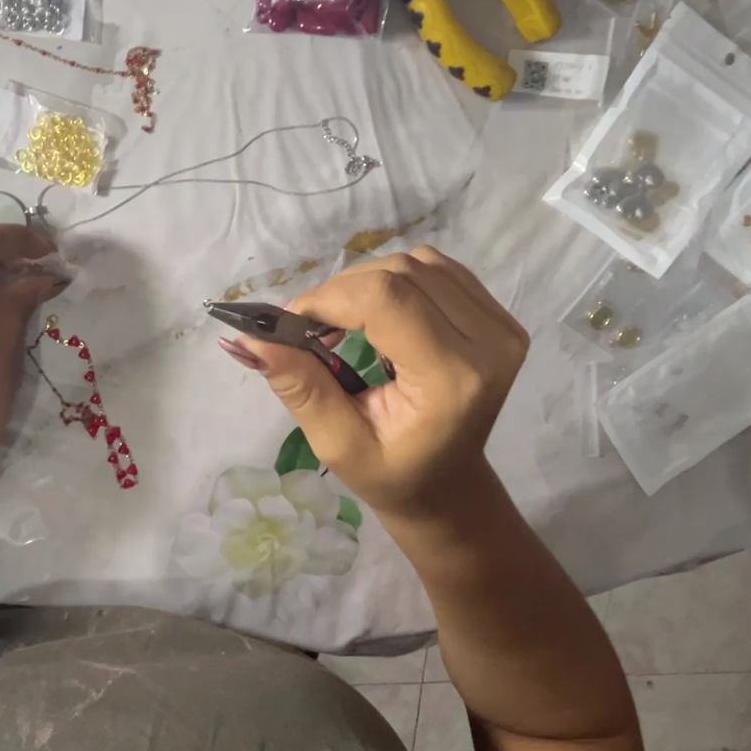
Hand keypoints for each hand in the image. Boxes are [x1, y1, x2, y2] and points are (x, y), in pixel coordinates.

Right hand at [227, 248, 527, 527]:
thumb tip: (248, 338)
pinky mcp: (501, 317)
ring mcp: (502, 326)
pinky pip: (437, 270)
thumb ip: (299, 386)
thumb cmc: (390, 475)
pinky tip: (375, 316)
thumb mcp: (336, 442)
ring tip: (340, 324)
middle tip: (309, 328)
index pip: (386, 301)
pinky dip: (395, 282)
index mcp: (451, 381)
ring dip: (366, 283)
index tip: (291, 323)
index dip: (329, 298)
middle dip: (341, 291)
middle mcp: (488, 344)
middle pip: (400, 274)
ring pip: (417, 264)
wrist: (447, 486)